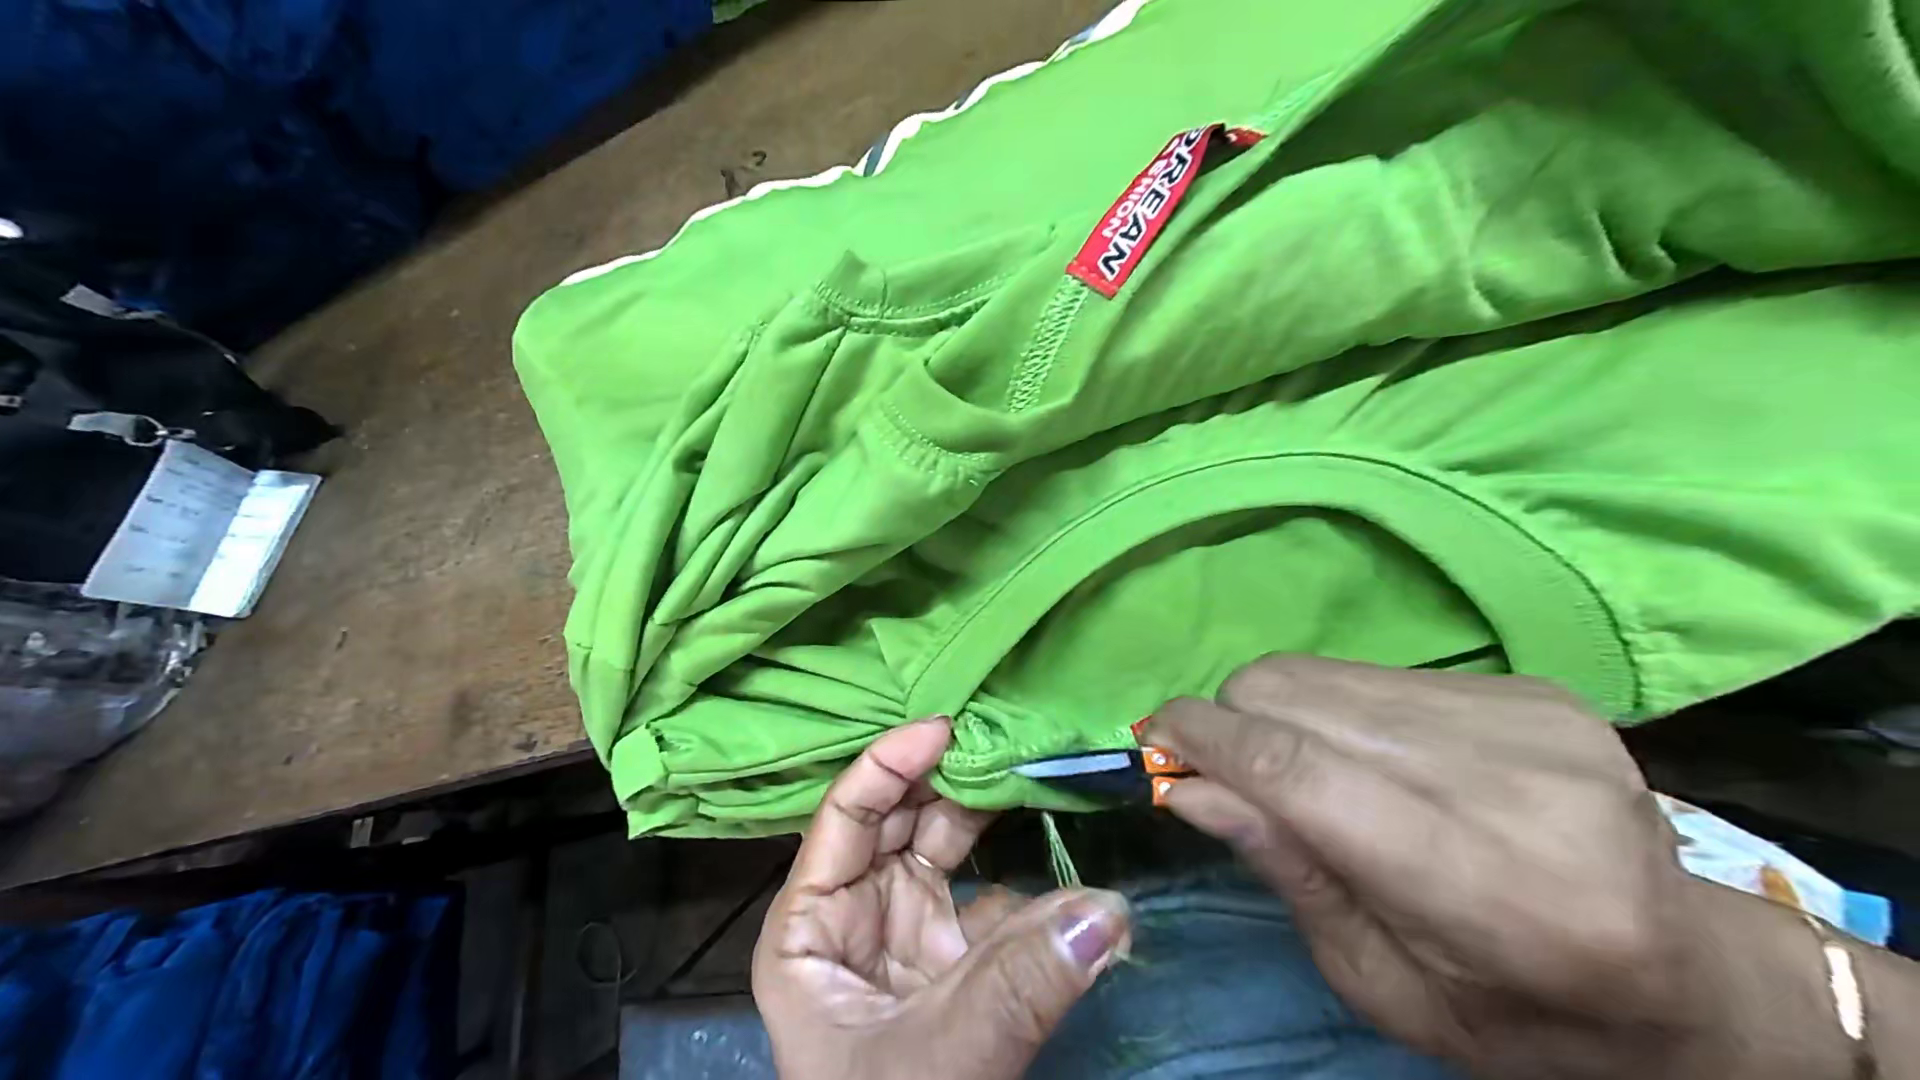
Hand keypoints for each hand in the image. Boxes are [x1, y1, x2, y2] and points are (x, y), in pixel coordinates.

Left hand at [752, 716, 1131, 1079]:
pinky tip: (1071, 881)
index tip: (945, 727)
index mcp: (813, 923)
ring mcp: (908, 931)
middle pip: (900, 821)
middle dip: (949, 781)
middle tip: (1007, 743)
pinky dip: (1032, 891)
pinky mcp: (954, 959)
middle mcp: (857, 912)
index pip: (845, 816)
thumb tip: (1112, 909)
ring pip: (947, 851)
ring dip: (994, 822)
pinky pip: (993, 904)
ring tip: (1040, 779)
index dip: (889, 764)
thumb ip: (1019, 985)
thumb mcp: (938, 1059)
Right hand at [1145, 655, 1860, 1079]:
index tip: (1151, 739)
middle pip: (1295, 698)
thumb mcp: (1383, 986)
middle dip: (1229, 723)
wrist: (1697, 980)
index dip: (1206, 739)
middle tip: (1221, 770)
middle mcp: (1520, 782)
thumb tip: (1183, 784)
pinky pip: (1364, 672)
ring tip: (1293, 766)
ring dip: (1273, 712)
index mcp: (1497, 892)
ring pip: (1318, 672)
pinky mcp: (1529, 686)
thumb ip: (1286, 871)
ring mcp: (1531, 718)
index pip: (1300, 773)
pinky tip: (1358, 754)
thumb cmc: (1522, 1018)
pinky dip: (1327, 707)